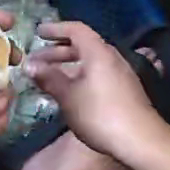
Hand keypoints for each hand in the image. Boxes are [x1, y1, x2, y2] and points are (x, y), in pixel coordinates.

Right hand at [24, 21, 169, 162]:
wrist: (140, 140)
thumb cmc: (100, 114)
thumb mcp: (68, 96)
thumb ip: (49, 78)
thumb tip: (29, 65)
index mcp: (99, 53)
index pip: (76, 30)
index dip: (56, 29)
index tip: (38, 32)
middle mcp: (112, 58)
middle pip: (83, 45)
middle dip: (58, 51)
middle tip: (37, 60)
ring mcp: (121, 74)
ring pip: (90, 61)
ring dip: (68, 65)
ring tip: (49, 76)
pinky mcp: (125, 90)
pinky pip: (98, 73)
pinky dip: (80, 75)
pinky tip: (70, 91)